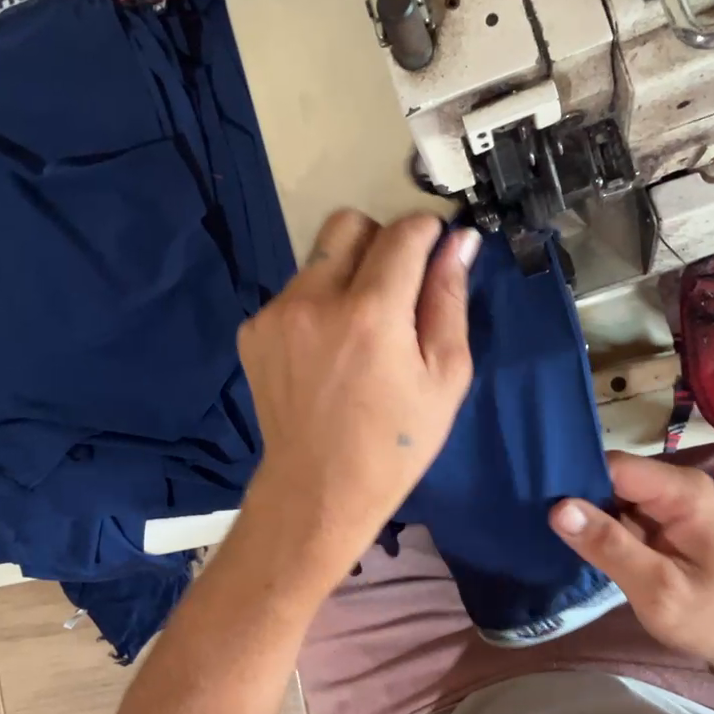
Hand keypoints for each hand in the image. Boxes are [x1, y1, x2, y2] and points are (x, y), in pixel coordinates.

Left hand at [237, 210, 480, 579]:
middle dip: (380, 240)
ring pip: (318, 258)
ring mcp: (276, 314)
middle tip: (396, 285)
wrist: (317, 490)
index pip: (402, 232)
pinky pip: (293, 292)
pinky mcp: (253, 330)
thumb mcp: (445, 376)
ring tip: (358, 331)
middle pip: (349, 223)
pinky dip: (316, 306)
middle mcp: (315, 300)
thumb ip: (449, 300)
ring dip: (346, 275)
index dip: (427, 231)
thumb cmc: (395, 443)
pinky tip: (325, 352)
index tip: (436, 246)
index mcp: (372, 313)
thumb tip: (460, 241)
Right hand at [549, 453, 713, 678]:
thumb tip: (557, 508)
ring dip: (581, 510)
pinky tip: (567, 537)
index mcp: (683, 492)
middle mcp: (675, 486)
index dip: (575, 477)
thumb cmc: (711, 618)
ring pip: (609, 493)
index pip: (614, 466)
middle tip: (531, 514)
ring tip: (540, 525)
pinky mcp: (658, 522)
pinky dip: (594, 524)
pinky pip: (617, 511)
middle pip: (609, 475)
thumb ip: (609, 546)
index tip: (535, 497)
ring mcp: (667, 503)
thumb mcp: (658, 589)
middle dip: (574, 494)